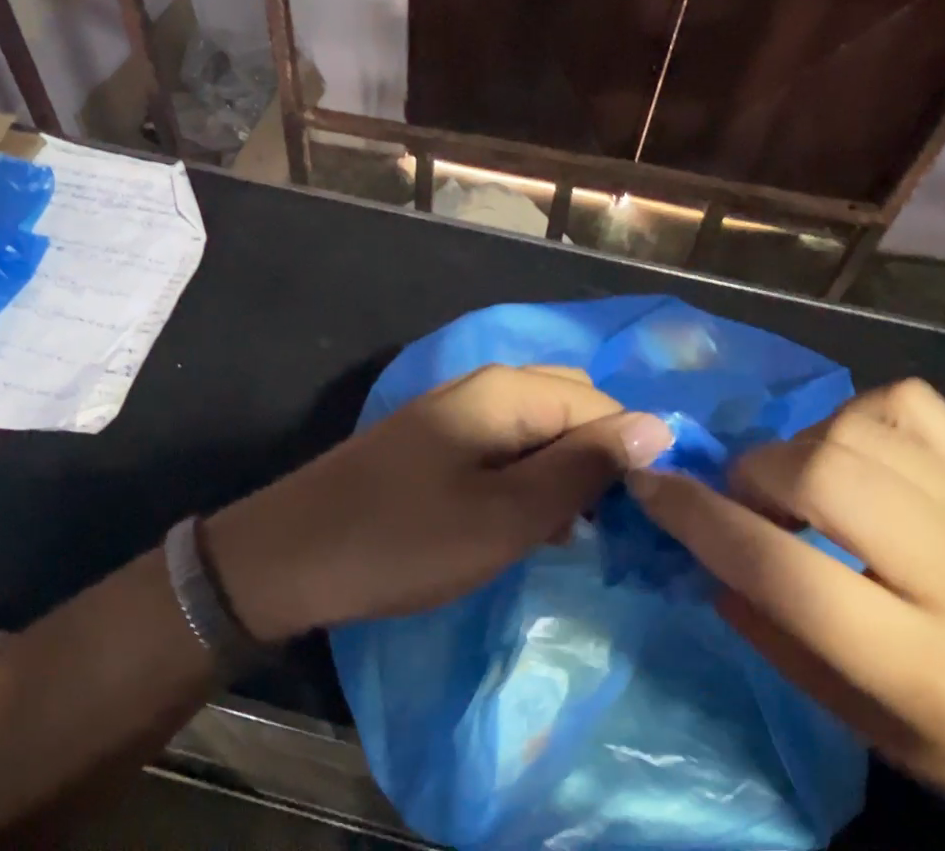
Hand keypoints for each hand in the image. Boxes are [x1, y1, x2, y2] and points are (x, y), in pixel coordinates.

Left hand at [204, 364, 672, 641]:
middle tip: (599, 528)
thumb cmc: (402, 542)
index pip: (603, 406)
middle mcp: (483, 386)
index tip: (638, 522)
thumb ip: (583, 469)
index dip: (630, 458)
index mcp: (507, 392)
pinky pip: (502, 450)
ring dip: (561, 477)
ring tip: (561, 536)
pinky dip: (523, 483)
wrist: (286, 559)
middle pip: (570, 409)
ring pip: (537, 432)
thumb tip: (658, 426)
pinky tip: (519, 526)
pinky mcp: (433, 445)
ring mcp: (453, 413)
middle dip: (596, 462)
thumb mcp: (506, 516)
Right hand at [628, 379, 944, 829]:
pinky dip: (856, 416)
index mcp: (924, 665)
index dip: (702, 520)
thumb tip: (693, 531)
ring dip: (798, 447)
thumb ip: (762, 619)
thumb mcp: (839, 708)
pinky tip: (852, 457)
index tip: (652, 487)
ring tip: (797, 486)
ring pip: (860, 427)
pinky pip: (909, 401)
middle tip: (746, 502)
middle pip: (826, 474)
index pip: (785, 569)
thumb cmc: (943, 740)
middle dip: (756, 475)